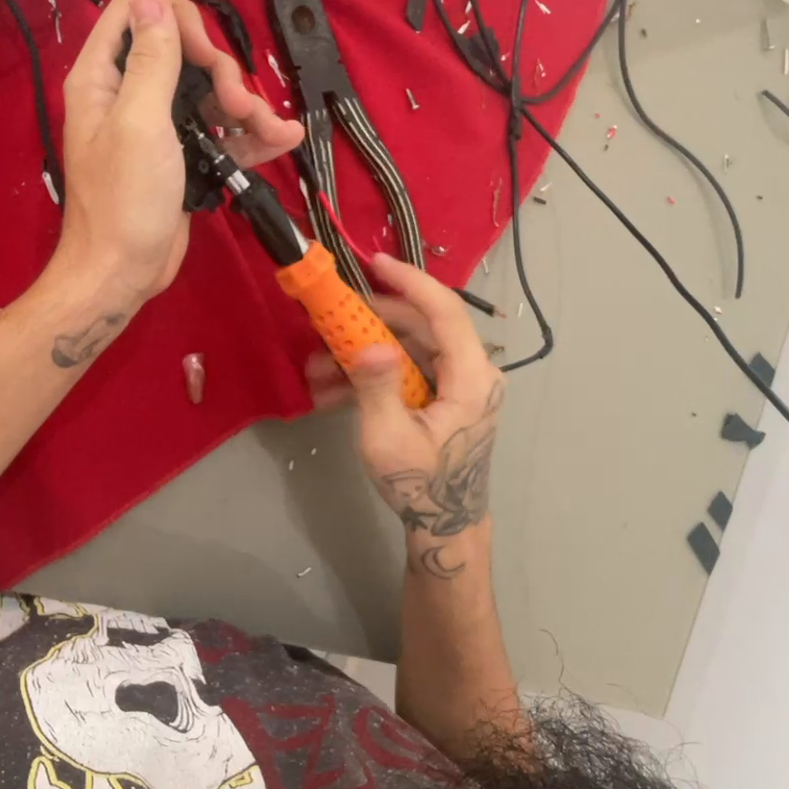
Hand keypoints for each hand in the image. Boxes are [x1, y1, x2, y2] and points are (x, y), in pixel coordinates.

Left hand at [57, 0, 304, 302]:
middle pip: (185, 52)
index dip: (178, 20)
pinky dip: (250, 136)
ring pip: (209, 94)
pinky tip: (282, 140)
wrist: (123, 273)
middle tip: (238, 107)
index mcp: (103, 77)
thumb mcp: (138, 124)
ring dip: (247, 108)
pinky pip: (220, 133)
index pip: (137, 10)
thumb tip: (154, 2)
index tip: (204, 56)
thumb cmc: (124, 201)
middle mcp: (128, 93)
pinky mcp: (182, 158)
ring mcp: (158, 127)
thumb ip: (151, 62)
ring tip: (276, 133)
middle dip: (222, 73)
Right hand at [307, 255, 504, 578]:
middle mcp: (471, 372)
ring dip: (361, 354)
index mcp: (471, 377)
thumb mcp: (389, 439)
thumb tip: (367, 344)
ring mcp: (457, 384)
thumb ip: (377, 388)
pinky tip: (332, 391)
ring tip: (316, 371)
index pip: (444, 311)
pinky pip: (406, 371)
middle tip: (326, 324)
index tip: (373, 263)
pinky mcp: (443, 397)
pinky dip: (371, 375)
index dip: (410, 282)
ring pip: (408, 348)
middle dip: (368, 324)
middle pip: (420, 326)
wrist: (444, 525)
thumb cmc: (421, 486)